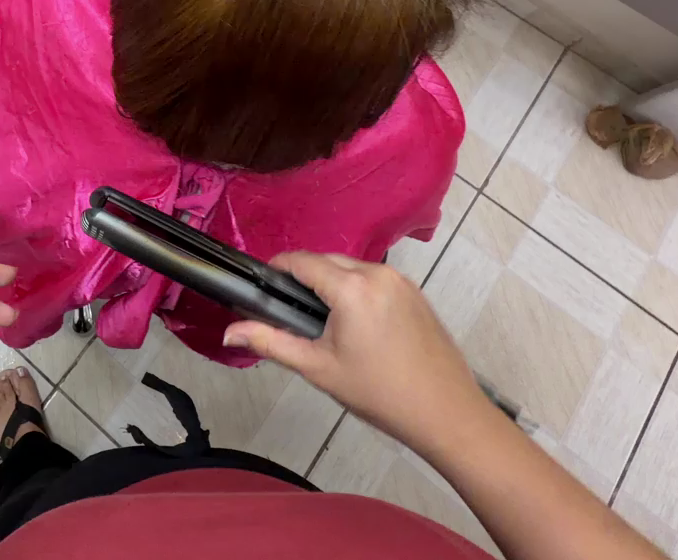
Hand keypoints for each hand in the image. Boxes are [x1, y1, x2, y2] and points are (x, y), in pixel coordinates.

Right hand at [223, 252, 493, 455]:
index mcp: (351, 287)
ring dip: (331, 282)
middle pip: (326, 260)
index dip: (277, 269)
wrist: (449, 416)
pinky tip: (356, 322)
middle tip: (292, 311)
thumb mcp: (318, 369)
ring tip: (323, 319)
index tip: (263, 286)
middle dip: (305, 277)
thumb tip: (228, 334)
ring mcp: (400, 280)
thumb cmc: (379, 393)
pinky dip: (356, 288)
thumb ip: (270, 343)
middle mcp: (376, 273)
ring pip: (350, 267)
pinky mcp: (416, 292)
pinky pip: (373, 277)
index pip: (301, 261)